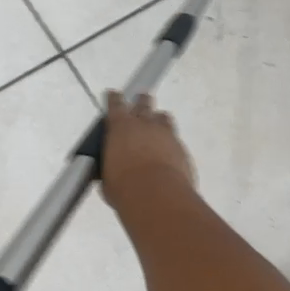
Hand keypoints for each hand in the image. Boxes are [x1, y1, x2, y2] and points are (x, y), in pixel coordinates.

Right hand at [101, 91, 196, 210]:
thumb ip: (110, 164)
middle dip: (141, 101)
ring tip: (157, 123)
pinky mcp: (182, 150)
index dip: (114, 98)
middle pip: (144, 103)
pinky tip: (167, 152)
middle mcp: (144, 124)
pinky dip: (169, 143)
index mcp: (120, 127)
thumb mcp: (106, 175)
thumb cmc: (123, 186)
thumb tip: (110, 169)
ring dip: (159, 119)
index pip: (115, 104)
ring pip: (164, 118)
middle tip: (141, 99)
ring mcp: (166, 135)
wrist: (157, 197)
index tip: (113, 93)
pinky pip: (175, 139)